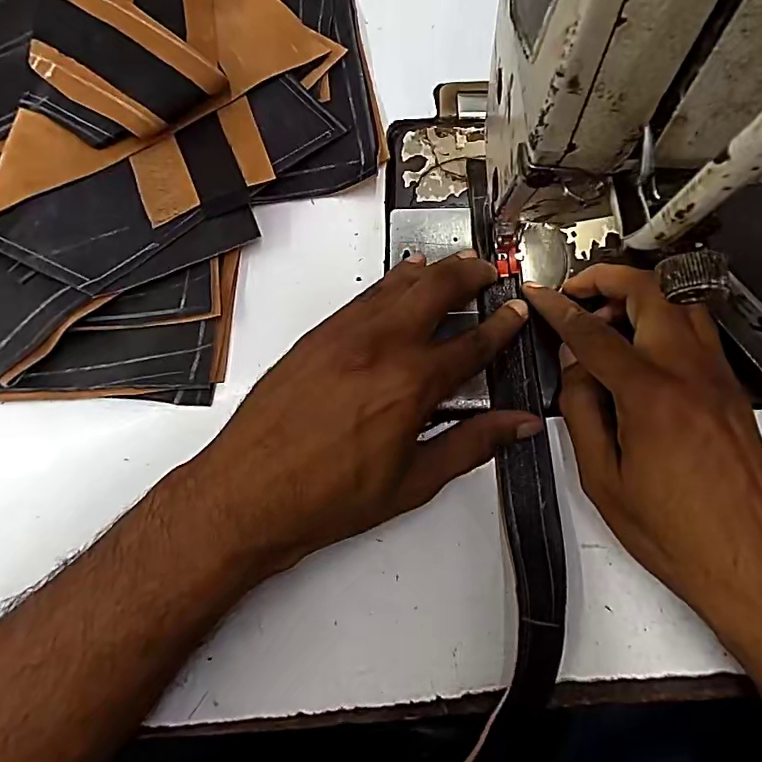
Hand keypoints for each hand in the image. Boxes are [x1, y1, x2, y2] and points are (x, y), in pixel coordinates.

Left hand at [190, 252, 539, 574]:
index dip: (502, 325)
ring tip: (456, 264)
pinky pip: (366, 293)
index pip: (473, 343)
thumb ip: (473, 444)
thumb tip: (514, 427)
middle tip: (488, 271)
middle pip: (439, 289)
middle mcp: (379, 348)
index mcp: (410, 385)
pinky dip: (392, 279)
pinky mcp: (319, 334)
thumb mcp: (413, 481)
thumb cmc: (320, 496)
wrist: (246, 494)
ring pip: (401, 282)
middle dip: (472, 274)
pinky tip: (403, 276)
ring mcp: (346, 334)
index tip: (514, 314)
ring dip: (435, 269)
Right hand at [522, 266, 761, 625]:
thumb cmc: (684, 535)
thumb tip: (574, 372)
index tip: (543, 296)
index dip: (559, 307)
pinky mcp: (732, 389)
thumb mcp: (604, 480)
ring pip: (680, 300)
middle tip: (579, 292)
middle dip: (605, 278)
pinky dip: (665, 319)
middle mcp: (690, 374)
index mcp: (651, 396)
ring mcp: (717, 377)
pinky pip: (697, 329)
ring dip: (640, 295)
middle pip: (648, 290)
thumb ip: (581, 412)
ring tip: (610, 318)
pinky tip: (645, 349)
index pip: (593, 331)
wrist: (751, 564)